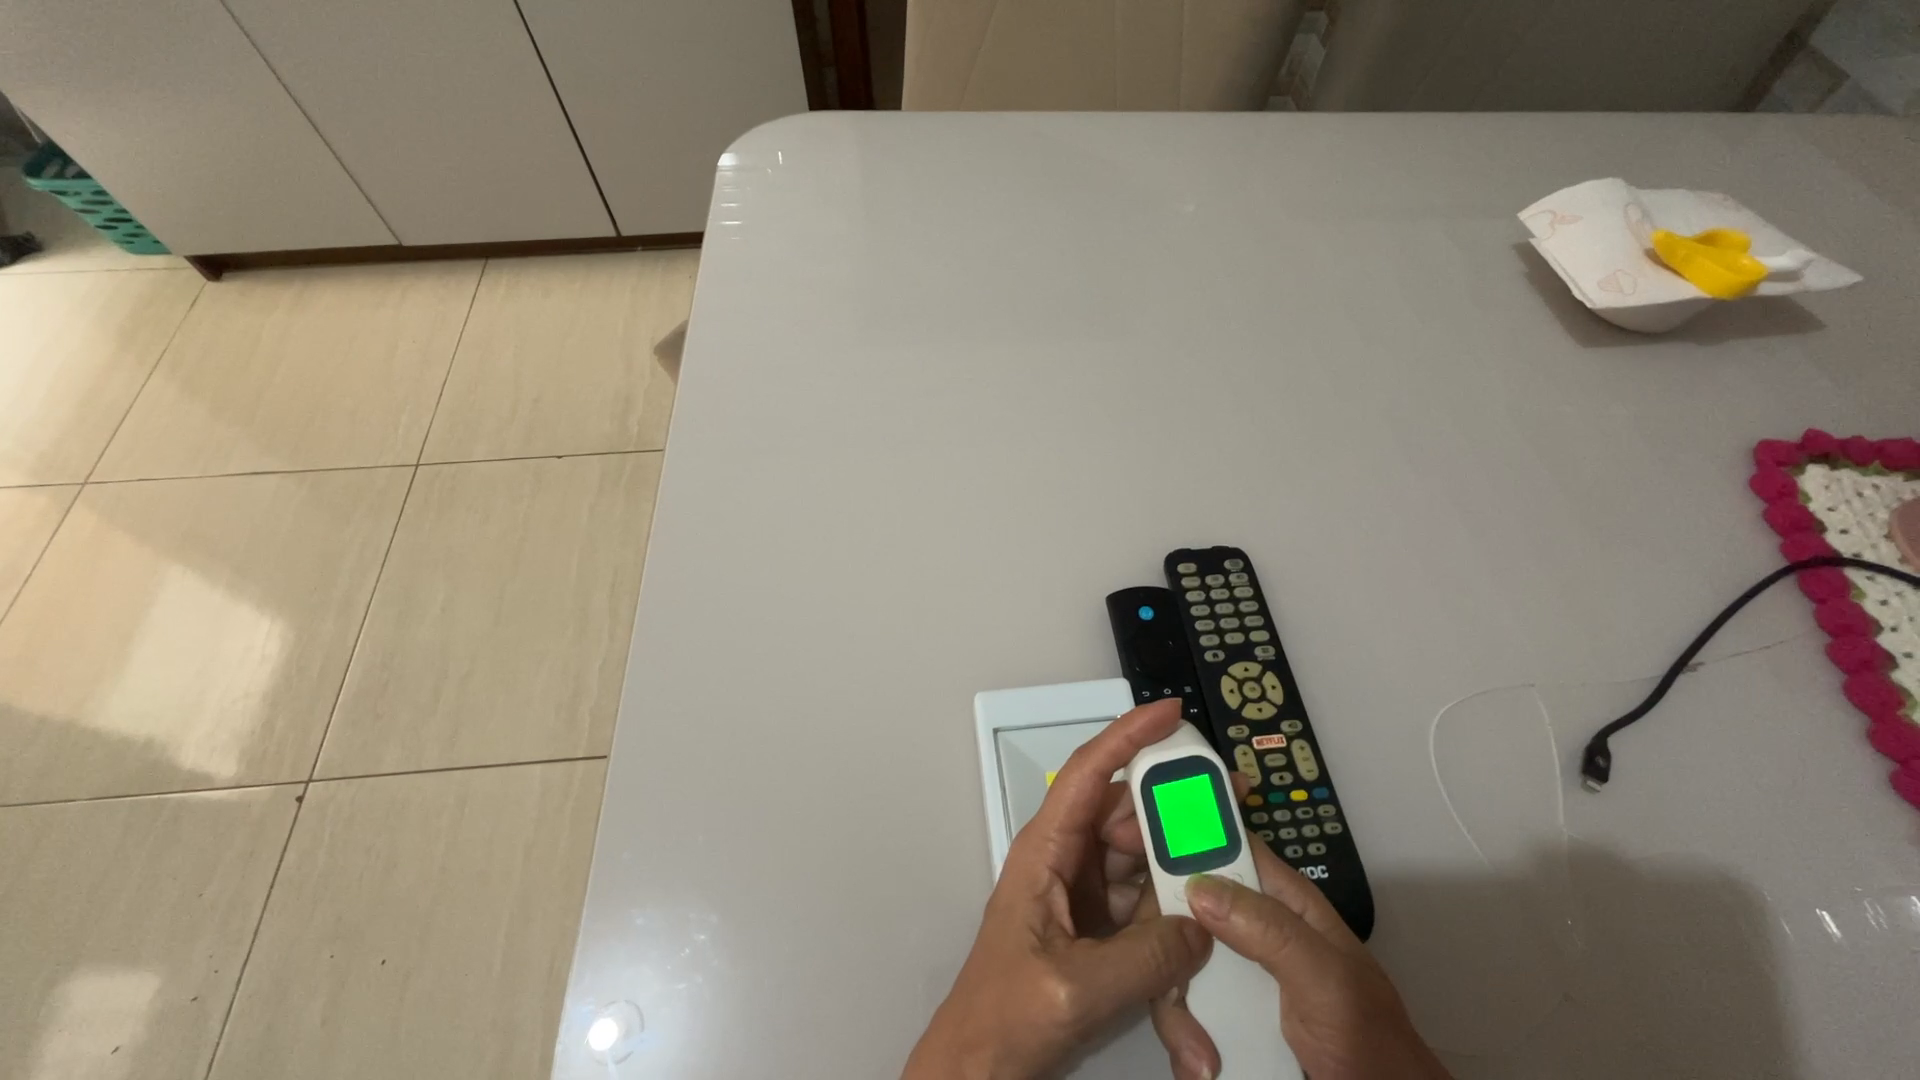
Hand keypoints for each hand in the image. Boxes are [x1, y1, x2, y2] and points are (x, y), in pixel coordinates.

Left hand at [903, 701, 1211, 1079]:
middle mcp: (1065, 859)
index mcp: (1045, 852)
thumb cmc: (1007, 1014)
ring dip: (1180, 854)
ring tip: (1231, 850)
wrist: (981, 1063)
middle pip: (1125, 811)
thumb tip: (1203, 926)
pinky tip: (1206, 909)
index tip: (1170, 712)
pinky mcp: (1099, 924)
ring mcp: (1084, 892)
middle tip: (1231, 798)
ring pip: (1141, 853)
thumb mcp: (1077, 986)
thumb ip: (1146, 957)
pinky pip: (1145, 896)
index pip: (1088, 774)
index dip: (1127, 735)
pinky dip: (1174, 900)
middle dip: (1174, 801)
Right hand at [1150, 842, 1448, 1079]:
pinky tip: (1200, 1066)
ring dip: (1174, 1008)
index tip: (1125, 836)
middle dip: (1161, 941)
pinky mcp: (1217, 1014)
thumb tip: (1196, 885)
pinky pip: (1177, 1006)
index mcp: (1279, 900)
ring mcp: (1229, 972)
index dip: (1175, 830)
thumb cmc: (1370, 1045)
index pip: (1221, 841)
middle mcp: (1246, 927)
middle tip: (1167, 982)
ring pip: (1169, 960)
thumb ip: (1269, 929)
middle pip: (1178, 903)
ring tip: (1198, 1057)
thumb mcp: (1327, 980)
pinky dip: (1181, 1037)